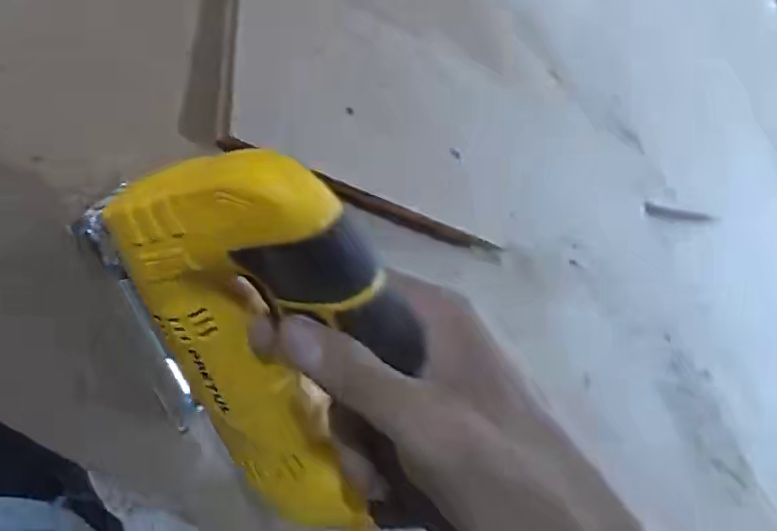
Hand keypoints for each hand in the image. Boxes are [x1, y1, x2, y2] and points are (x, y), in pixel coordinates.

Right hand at [252, 273, 638, 530]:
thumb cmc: (508, 475)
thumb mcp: (424, 424)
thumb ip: (353, 372)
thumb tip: (281, 323)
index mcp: (434, 313)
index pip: (354, 283)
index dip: (308, 305)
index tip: (268, 334)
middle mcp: (430, 339)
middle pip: (350, 342)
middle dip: (334, 392)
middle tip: (316, 420)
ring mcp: (435, 387)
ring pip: (360, 391)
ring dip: (351, 435)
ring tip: (369, 481)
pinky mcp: (437, 431)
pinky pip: (381, 426)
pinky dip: (372, 457)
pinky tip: (381, 493)